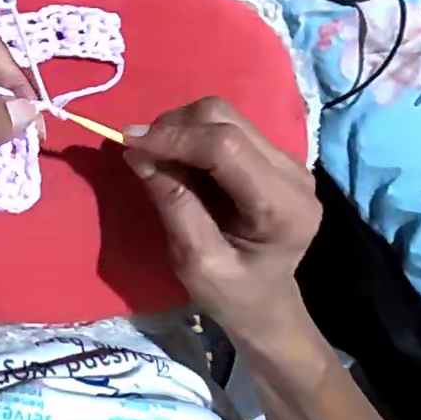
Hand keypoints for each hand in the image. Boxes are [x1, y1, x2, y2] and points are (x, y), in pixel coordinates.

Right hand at [124, 97, 323, 342]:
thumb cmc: (231, 294)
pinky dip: (191, 134)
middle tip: (141, 153)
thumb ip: (172, 204)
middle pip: (225, 119)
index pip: (225, 147)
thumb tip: (137, 154)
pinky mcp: (271, 155)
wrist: (265, 305)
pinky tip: (178, 160)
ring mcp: (286, 160)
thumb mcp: (195, 261)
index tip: (127, 143)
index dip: (173, 138)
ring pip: (223, 114)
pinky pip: (225, 125)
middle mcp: (293, 173)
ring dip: (180, 128)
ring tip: (158, 157)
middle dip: (174, 128)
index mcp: (283, 206)